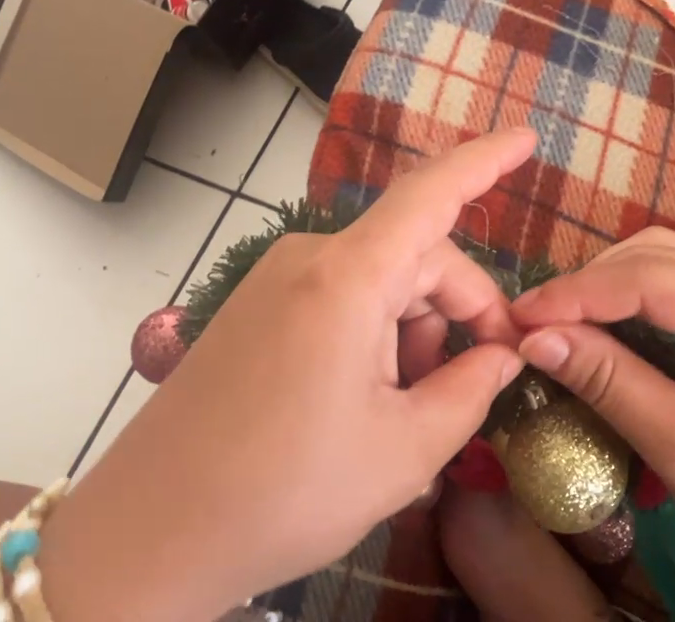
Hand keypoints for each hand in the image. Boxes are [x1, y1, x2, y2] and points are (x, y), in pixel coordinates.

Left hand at [44, 130, 534, 621]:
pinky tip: (367, 405)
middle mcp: (308, 258)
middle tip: (477, 387)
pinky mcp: (254, 308)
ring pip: (379, 285)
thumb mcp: (404, 451)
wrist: (146, 536)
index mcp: (348, 277)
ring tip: (406, 418)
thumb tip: (503, 354)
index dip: (485, 161)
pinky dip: (373, 338)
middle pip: (415, 258)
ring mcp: (275, 281)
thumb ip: (470, 389)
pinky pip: (340, 300)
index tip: (528, 137)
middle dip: (459, 313)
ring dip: (413, 336)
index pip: (432, 194)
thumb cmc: (283, 493)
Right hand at [509, 228, 674, 620]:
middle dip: (588, 284)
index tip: (518, 317)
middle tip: (532, 324)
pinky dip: (627, 301)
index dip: (578, 293)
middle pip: (653, 256)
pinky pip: (672, 286)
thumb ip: (608, 381)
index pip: (650, 278)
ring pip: (658, 262)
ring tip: (556, 324)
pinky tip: (598, 328)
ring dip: (604, 287)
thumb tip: (532, 338)